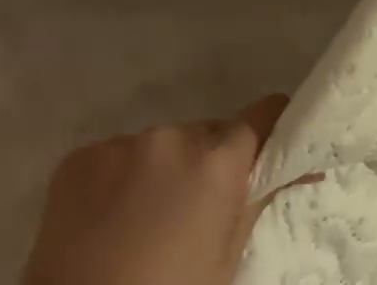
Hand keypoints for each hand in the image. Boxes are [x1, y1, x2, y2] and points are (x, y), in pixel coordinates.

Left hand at [22, 95, 302, 284]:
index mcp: (216, 163)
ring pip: (161, 147)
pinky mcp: (79, 157)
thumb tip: (297, 167)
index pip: (263, 114)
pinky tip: (109, 221)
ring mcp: (121, 144)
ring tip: (146, 223)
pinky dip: (121, 180)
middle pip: (208, 136)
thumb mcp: (225, 262)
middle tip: (199, 215)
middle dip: (210, 165)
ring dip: (164, 171)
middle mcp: (172, 137)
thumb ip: (255, 204)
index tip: (278, 144)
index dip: (274, 126)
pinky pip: (117, 157)